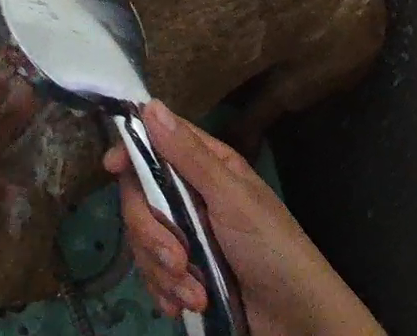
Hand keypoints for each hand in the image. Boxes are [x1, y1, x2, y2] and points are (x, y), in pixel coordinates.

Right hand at [105, 101, 383, 335]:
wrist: (304, 328)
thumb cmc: (276, 252)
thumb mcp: (234, 200)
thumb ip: (189, 156)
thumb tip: (150, 104)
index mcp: (205, 168)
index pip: (155, 143)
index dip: (130, 151)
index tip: (112, 167)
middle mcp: (190, 196)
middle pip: (139, 196)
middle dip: (151, 233)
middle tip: (177, 260)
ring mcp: (185, 235)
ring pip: (141, 237)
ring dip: (162, 270)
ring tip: (195, 294)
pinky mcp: (183, 272)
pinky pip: (150, 271)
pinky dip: (165, 291)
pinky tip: (184, 306)